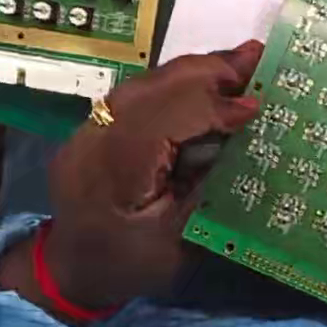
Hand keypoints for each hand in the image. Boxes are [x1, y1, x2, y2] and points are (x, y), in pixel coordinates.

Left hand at [0, 41, 263, 315]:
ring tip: (238, 63)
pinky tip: (202, 83)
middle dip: (205, 72)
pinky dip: (171, 86)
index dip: (211, 107)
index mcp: (111, 173)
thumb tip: (240, 136)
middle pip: (148, 89)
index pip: (162, 120)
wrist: (70, 268)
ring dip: (190, 73)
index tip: (256, 105)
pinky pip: (133, 97)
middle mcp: (92, 140)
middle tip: (256, 57)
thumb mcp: (178, 240)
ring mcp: (86, 130)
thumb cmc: (128, 264)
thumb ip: (206, 187)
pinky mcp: (91, 129)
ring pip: (140, 86)